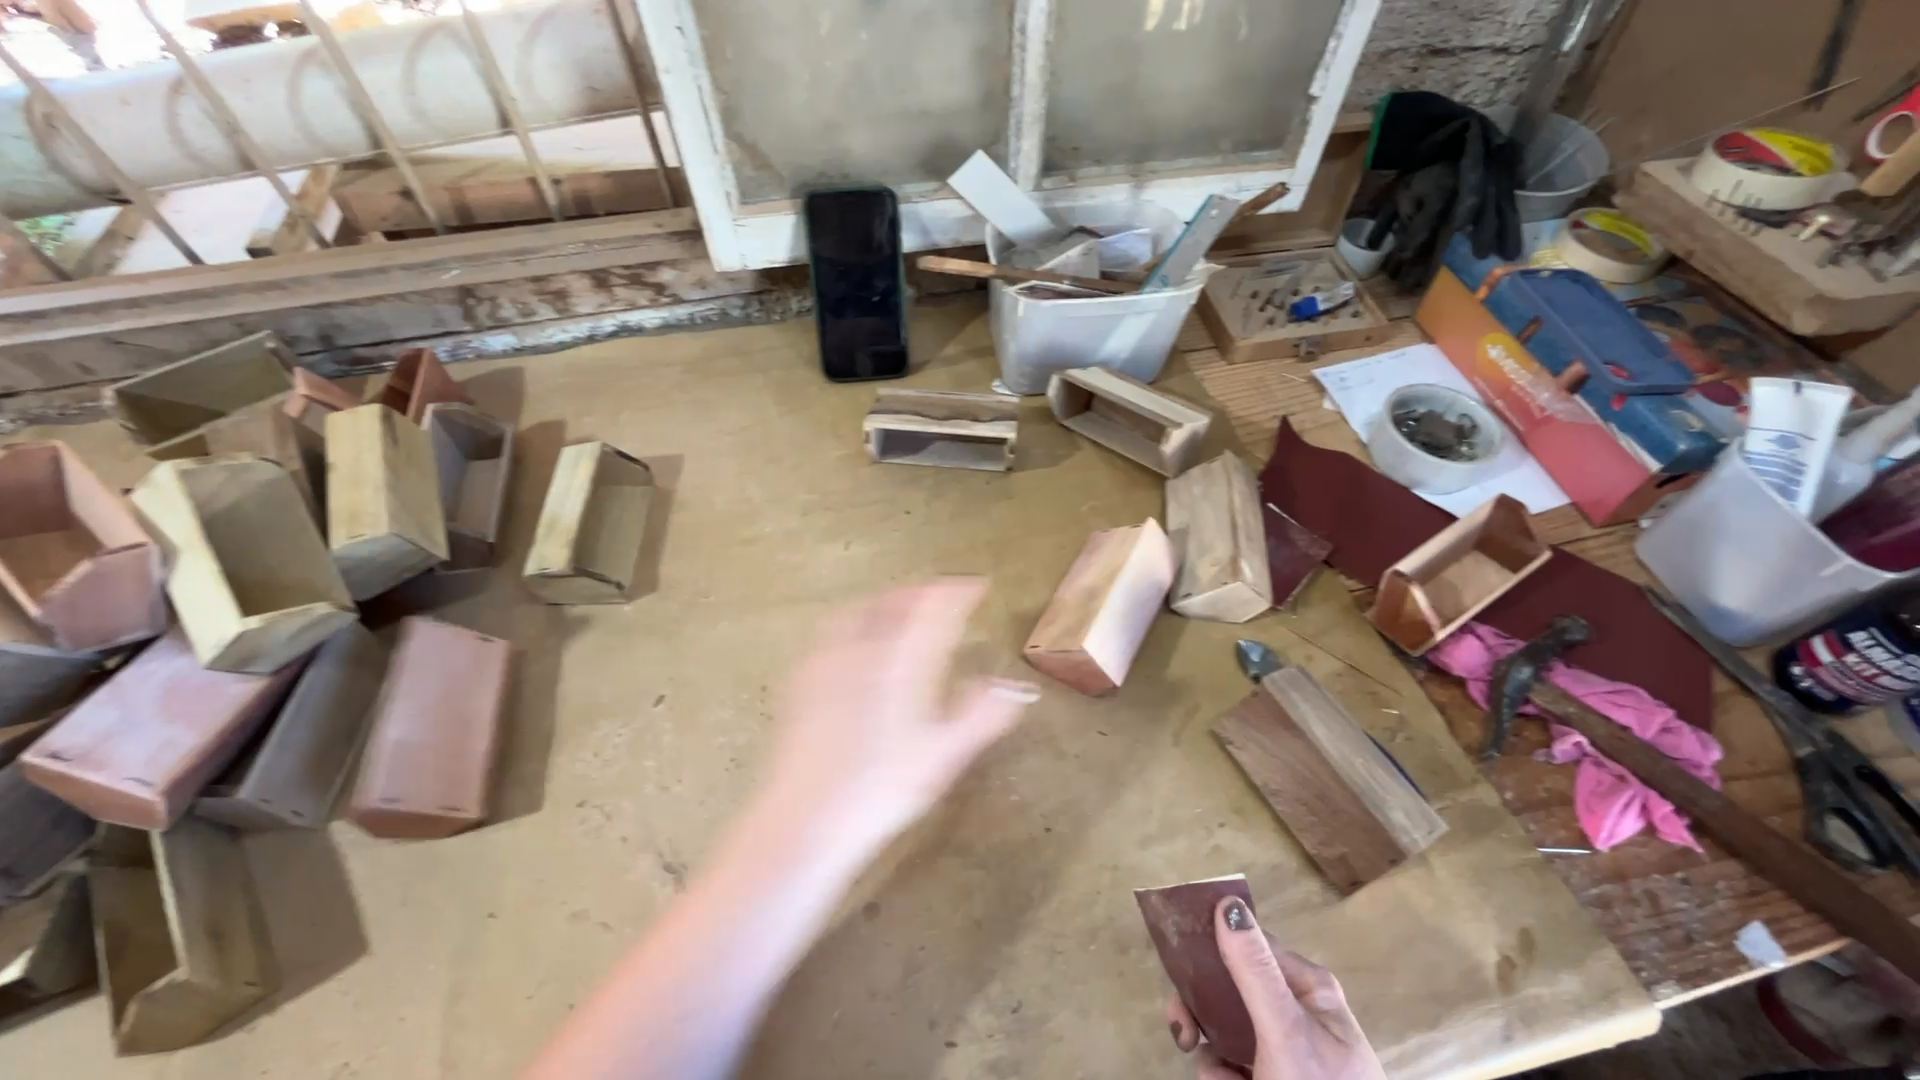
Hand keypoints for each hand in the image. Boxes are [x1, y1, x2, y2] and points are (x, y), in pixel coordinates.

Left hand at [760, 577, 1037, 855]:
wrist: (805, 817)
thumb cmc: (883, 787)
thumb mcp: (944, 755)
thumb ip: (981, 715)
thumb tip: (1015, 688)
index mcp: (901, 659)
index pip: (934, 608)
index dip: (956, 592)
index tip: (975, 585)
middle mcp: (861, 648)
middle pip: (892, 602)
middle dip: (919, 593)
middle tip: (939, 598)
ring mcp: (824, 661)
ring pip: (857, 613)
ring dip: (884, 604)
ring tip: (899, 613)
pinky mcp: (799, 682)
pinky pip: (829, 634)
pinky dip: (853, 625)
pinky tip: (856, 648)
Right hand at [1167, 897, 1385, 1079]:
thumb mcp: (1285, 1033)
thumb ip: (1253, 970)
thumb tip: (1226, 903)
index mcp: (1309, 989)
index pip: (1249, 945)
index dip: (1209, 949)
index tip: (1175, 966)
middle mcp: (1297, 1011)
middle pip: (1229, 988)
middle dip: (1199, 1011)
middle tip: (1182, 1035)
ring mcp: (1286, 1050)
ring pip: (1224, 1030)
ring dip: (1209, 1053)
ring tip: (1216, 1079)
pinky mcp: (1273, 1079)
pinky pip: (1231, 1065)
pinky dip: (1222, 1077)